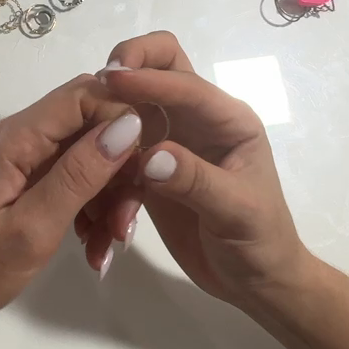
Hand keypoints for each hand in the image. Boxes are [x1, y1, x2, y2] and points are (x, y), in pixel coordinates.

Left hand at [0, 74, 144, 348]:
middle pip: (92, 122)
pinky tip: (95, 246)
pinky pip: (77, 178)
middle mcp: (21, 136)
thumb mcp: (32, 229)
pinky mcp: (30, 180)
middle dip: (122, 164)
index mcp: (16, 139)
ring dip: (110, 195)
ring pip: (90, 153)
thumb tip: (127, 125)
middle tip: (127, 219)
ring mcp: (25, 159)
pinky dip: (93, 207)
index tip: (148, 166)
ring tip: (111, 243)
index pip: (84, 93)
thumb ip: (79, 176)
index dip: (124, 117)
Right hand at [79, 32, 318, 309]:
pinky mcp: (147, 171)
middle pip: (159, 68)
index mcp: (226, 120)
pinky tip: (92, 187)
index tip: (110, 81)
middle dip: (128, 66)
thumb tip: (148, 158)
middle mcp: (195, 121)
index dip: (148, 78)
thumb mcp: (237, 213)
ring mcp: (169, 143)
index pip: (184, 82)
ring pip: (129, 109)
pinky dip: (102, 165)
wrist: (255, 282)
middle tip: (96, 88)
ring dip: (107, 120)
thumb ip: (195, 181)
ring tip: (87, 145)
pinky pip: (116, 153)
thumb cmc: (260, 243)